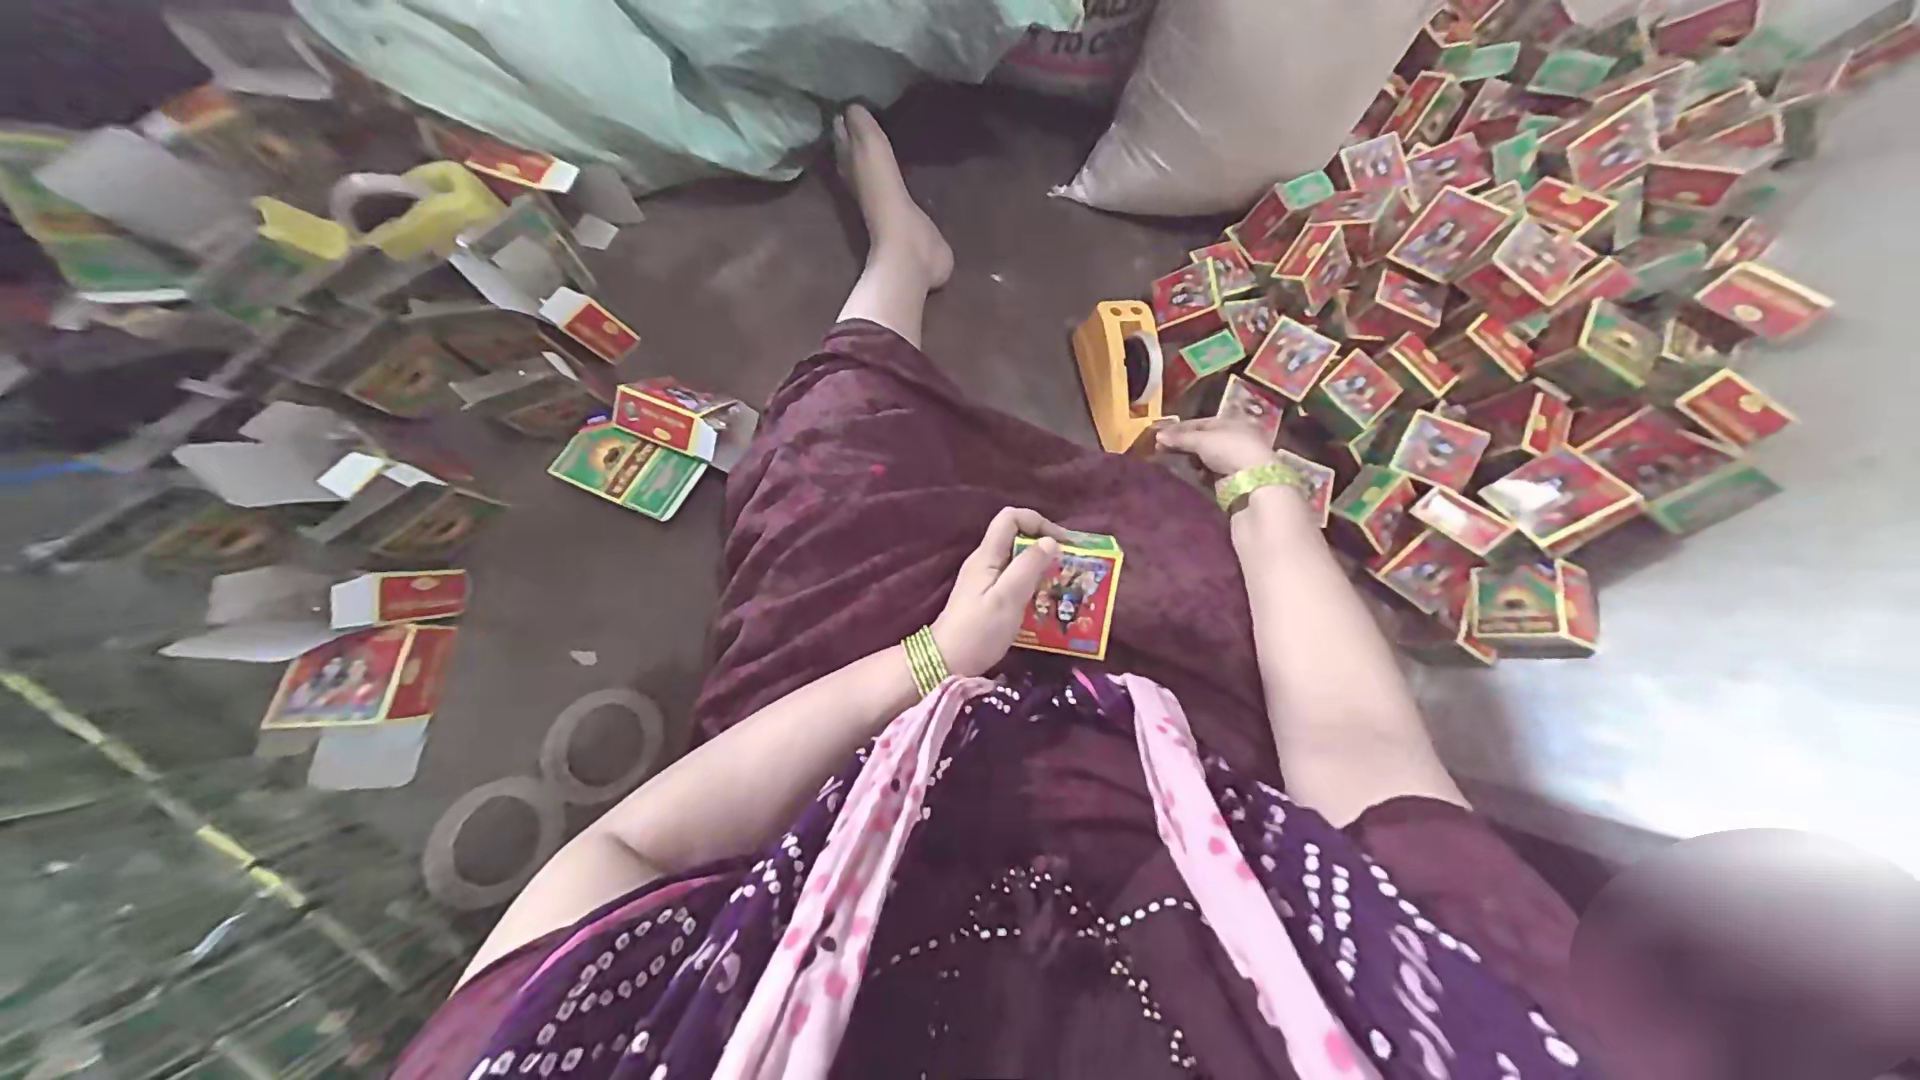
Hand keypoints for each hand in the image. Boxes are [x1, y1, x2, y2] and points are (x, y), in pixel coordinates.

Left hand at [930, 507, 1069, 677]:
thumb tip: (1050, 541)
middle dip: (1044, 546)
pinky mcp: (987, 597)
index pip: (1010, 518)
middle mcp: (984, 562)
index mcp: (987, 556)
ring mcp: (984, 580)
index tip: (1062, 543)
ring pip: (1016, 560)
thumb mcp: (1008, 598)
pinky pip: (1013, 579)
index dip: (1038, 522)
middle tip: (1068, 566)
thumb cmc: (979, 631)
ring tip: (1062, 584)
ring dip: (1040, 567)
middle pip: (1016, 537)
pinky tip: (1044, 602)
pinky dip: (1031, 584)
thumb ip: (1029, 567)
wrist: (946, 662)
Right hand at [1156, 417, 1277, 476]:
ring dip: (1189, 458)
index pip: (1199, 422)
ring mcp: (1232, 455)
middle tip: (1161, 448)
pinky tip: (1192, 473)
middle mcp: (1231, 436)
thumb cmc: (1227, 448)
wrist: (1251, 476)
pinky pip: (1210, 469)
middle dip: (1182, 444)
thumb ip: (1179, 438)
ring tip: (1173, 461)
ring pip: (1204, 455)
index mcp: (1228, 422)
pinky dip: (1199, 470)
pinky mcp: (1231, 473)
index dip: (1179, 428)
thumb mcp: (1201, 440)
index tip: (1161, 434)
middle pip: (1201, 439)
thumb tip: (1158, 435)